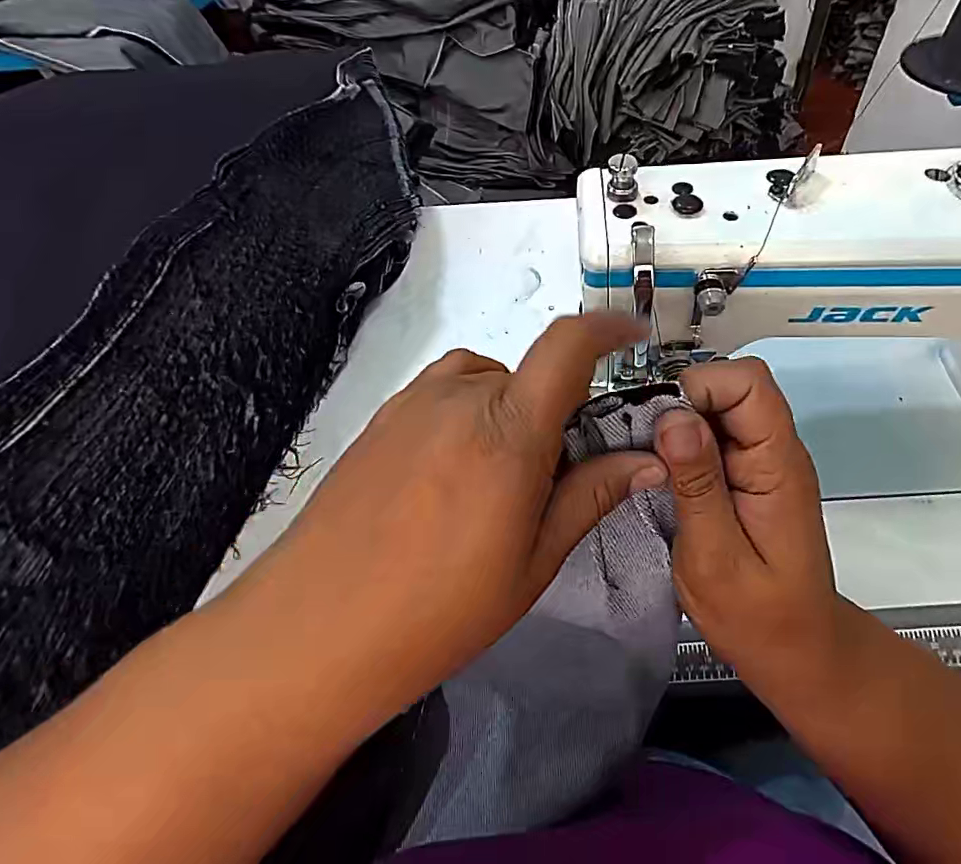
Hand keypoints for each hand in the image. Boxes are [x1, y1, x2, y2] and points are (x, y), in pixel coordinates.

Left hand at [234, 314, 666, 704]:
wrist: (313, 631)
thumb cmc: (436, 609)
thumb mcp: (533, 561)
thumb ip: (591, 496)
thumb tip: (647, 462)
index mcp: (508, 430)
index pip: (568, 346)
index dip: (607, 328)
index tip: (630, 337)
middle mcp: (460, 398)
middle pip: (529, 374)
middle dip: (555, 411)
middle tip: (551, 476)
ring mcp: (414, 403)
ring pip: (486, 381)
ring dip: (509, 410)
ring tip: (498, 478)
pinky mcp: (382, 418)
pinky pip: (444, 392)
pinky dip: (469, 412)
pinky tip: (452, 474)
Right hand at [654, 358, 852, 702]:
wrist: (797, 648)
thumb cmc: (762, 619)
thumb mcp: (716, 559)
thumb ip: (696, 487)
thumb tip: (674, 418)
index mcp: (779, 464)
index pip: (748, 383)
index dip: (699, 388)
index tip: (660, 423)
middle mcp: (775, 451)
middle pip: (731, 385)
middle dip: (681, 402)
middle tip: (646, 444)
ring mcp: (761, 460)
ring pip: (717, 406)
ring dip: (678, 423)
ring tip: (649, 461)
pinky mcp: (745, 472)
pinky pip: (712, 434)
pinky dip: (681, 443)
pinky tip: (661, 473)